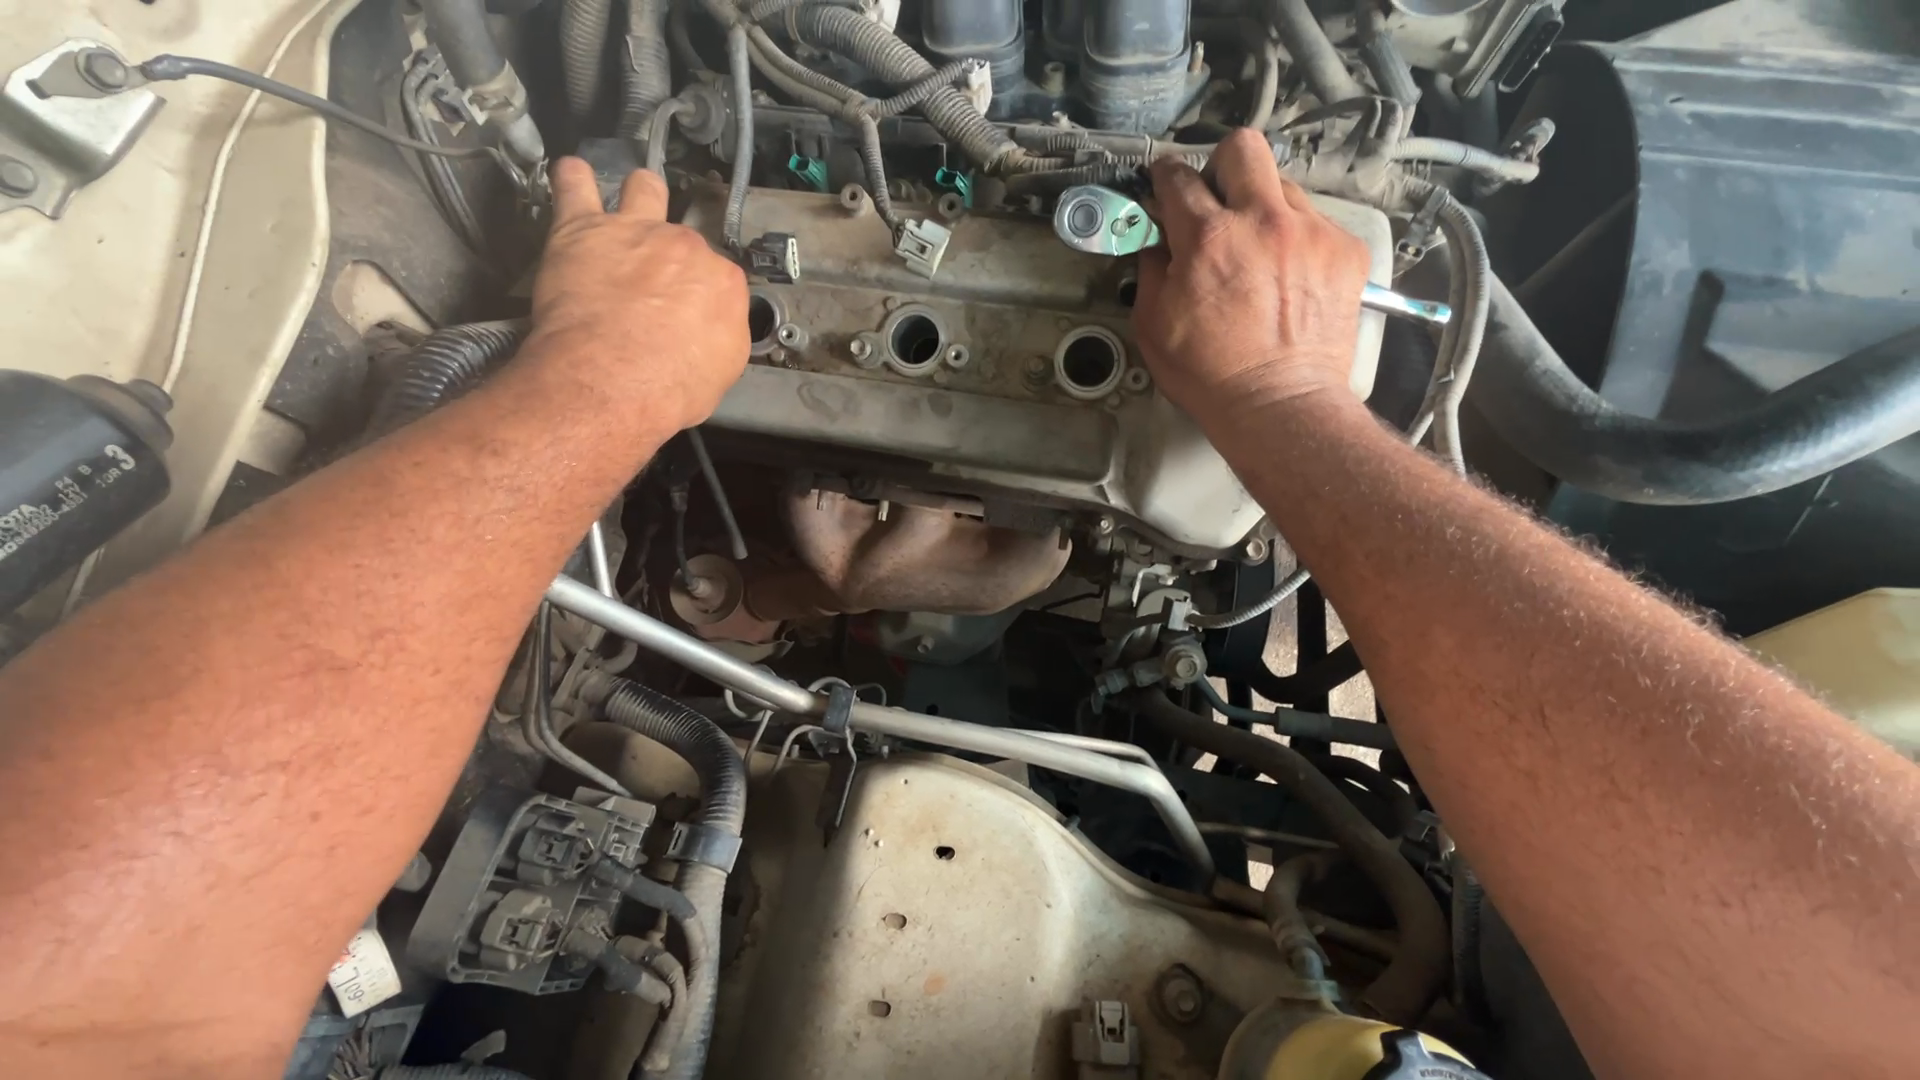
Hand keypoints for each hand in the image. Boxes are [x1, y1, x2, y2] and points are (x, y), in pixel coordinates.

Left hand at [528, 158, 749, 431]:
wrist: (616, 378)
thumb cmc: (672, 386)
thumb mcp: (722, 372)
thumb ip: (721, 338)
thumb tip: (710, 332)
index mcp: (723, 282)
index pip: (717, 276)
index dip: (700, 293)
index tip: (687, 311)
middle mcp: (685, 247)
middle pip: (682, 236)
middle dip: (672, 253)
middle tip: (655, 278)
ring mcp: (635, 231)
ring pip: (643, 188)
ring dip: (637, 195)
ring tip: (626, 209)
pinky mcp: (583, 228)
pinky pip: (575, 184)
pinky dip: (574, 180)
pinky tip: (572, 179)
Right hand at [1133, 129, 1371, 425]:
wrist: (1279, 404)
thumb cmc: (1212, 375)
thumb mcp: (1153, 326)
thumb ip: (1150, 270)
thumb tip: (1156, 242)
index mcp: (1206, 238)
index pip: (1178, 176)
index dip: (1165, 177)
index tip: (1165, 184)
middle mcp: (1262, 221)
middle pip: (1241, 148)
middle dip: (1220, 168)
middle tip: (1215, 203)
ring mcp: (1309, 232)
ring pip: (1281, 185)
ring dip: (1261, 208)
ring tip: (1256, 252)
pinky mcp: (1343, 250)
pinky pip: (1315, 222)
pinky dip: (1295, 240)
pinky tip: (1286, 277)